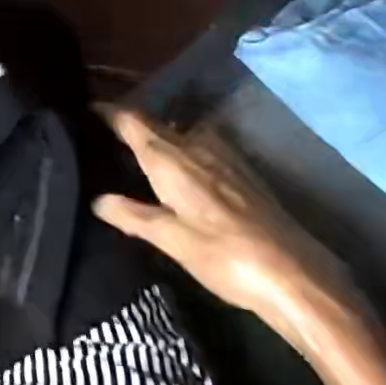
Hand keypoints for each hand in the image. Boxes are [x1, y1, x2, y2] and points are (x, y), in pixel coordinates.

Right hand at [92, 105, 357, 329]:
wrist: (299, 276)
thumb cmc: (225, 256)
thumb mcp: (171, 240)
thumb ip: (132, 215)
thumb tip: (97, 199)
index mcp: (170, 158)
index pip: (131, 120)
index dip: (108, 111)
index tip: (86, 108)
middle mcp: (194, 145)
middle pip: (155, 122)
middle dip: (130, 121)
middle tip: (105, 129)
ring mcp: (223, 155)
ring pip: (180, 131)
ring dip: (158, 132)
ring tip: (140, 146)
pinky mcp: (243, 171)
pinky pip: (200, 142)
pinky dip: (181, 144)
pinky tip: (183, 165)